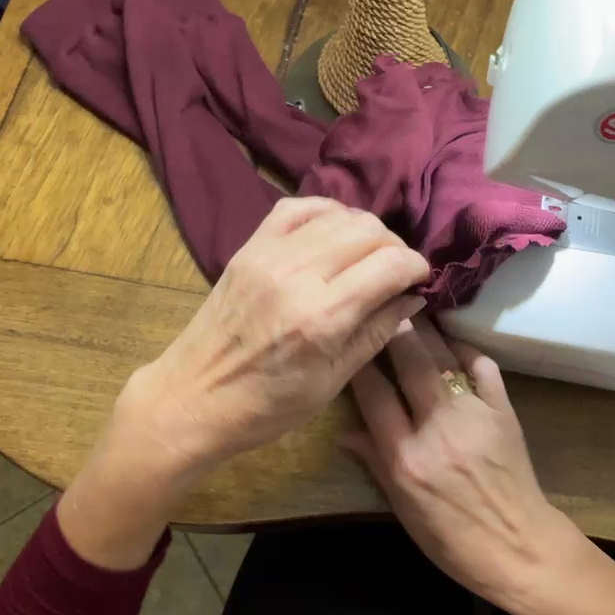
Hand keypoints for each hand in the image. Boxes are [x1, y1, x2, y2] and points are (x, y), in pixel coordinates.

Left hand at [120, 196, 429, 479]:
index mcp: (322, 317)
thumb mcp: (333, 381)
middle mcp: (297, 275)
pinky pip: (297, 209)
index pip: (389, 264)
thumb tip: (413, 297)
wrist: (193, 398)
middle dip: (395, 246)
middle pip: (368, 231)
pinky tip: (335, 232)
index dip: (417, 267)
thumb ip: (376, 332)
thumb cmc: (268, 406)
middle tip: (397, 271)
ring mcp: (268, 255)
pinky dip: (326, 213)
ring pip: (338, 215)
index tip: (421, 279)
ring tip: (369, 255)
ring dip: (365, 230)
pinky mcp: (249, 248)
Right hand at [344, 318, 598, 614]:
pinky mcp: (504, 412)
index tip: (350, 341)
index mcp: (406, 458)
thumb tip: (345, 431)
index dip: (357, 363)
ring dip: (425, 330)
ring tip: (411, 308)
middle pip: (409, 362)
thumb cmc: (452, 540)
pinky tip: (454, 344)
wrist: (520, 549)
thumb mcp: (402, 510)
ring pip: (444, 358)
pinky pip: (483, 368)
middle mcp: (437, 428)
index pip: (373, 395)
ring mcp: (474, 416)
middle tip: (381, 303)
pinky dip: (467, 351)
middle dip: (392, 329)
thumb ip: (376, 464)